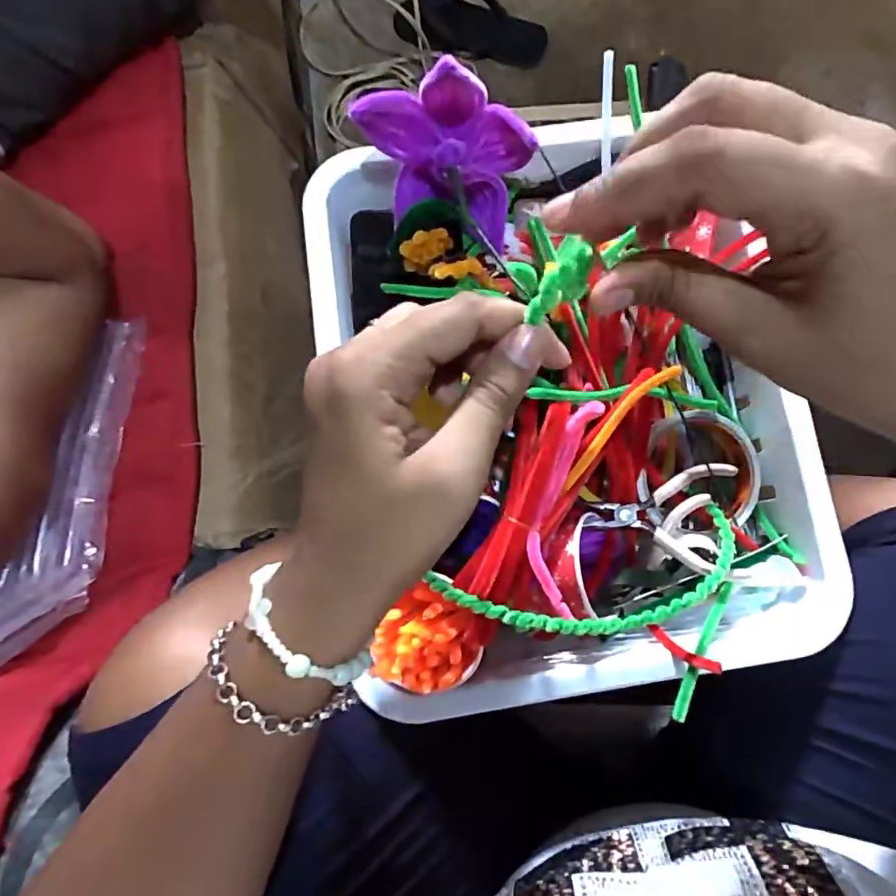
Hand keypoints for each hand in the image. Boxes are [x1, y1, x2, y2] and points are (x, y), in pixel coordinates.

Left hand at [277, 295, 569, 658]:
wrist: (335, 580)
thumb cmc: (397, 535)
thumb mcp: (457, 466)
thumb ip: (494, 394)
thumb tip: (533, 338)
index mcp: (366, 371)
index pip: (453, 315)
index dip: (513, 323)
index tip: (559, 354)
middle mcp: (344, 356)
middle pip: (433, 318)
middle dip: (492, 336)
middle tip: (537, 371)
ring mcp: (340, 373)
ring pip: (419, 335)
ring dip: (468, 352)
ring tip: (504, 386)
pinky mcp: (345, 392)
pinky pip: (402, 360)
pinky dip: (440, 370)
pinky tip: (463, 398)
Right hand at [541, 73, 895, 441]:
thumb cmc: (850, 368)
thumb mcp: (758, 336)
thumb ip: (677, 291)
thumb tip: (596, 286)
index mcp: (836, 191)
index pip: (707, 159)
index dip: (622, 190)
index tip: (562, 226)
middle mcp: (847, 137)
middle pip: (714, 106)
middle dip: (639, 163)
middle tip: (594, 223)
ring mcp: (848, 131)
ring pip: (729, 105)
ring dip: (665, 156)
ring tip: (632, 223)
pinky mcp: (838, 143)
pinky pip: (750, 126)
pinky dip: (697, 160)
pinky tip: (675, 210)